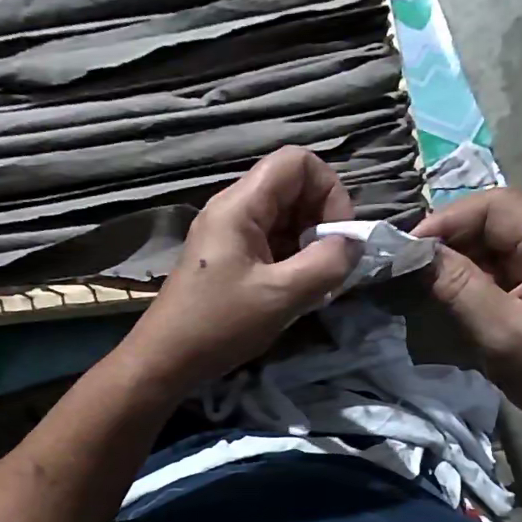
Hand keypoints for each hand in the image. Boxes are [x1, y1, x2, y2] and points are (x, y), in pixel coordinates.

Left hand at [117, 147, 358, 392]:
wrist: (166, 359)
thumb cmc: (219, 324)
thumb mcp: (280, 296)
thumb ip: (326, 265)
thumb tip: (355, 245)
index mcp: (240, 205)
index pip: (297, 162)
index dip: (329, 189)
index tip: (337, 235)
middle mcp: (235, 209)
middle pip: (294, 187)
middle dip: (323, 219)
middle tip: (331, 264)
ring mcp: (232, 234)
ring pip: (287, 217)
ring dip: (311, 244)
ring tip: (318, 282)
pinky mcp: (232, 258)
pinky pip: (274, 242)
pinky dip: (296, 259)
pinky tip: (299, 291)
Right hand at [413, 188, 521, 433]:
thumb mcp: (500, 332)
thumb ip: (458, 286)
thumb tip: (414, 251)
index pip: (498, 206)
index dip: (449, 219)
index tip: (410, 246)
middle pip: (493, 216)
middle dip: (449, 235)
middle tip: (410, 260)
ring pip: (489, 235)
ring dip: (454, 252)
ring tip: (421, 272)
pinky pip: (493, 258)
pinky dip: (465, 267)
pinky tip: (443, 283)